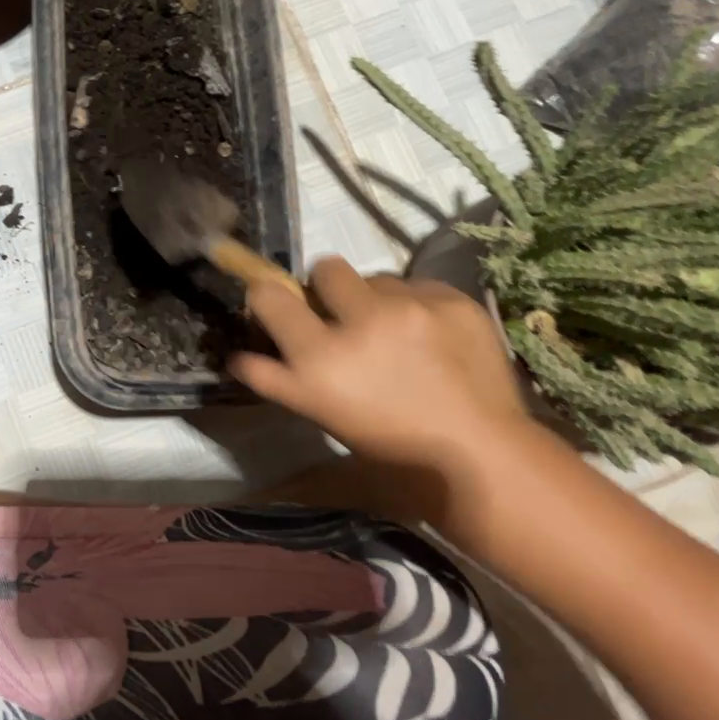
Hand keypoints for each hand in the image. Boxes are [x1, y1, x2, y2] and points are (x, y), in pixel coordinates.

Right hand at [231, 257, 535, 482]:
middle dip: (328, 288)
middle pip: (325, 268)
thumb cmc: (387, 441)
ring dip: (377, 300)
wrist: (481, 450)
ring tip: (397, 334)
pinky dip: (418, 306)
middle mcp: (360, 323)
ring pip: (376, 278)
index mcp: (319, 357)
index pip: (269, 296)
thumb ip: (273, 379)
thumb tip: (237, 354)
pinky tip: (432, 338)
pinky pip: (419, 285)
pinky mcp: (453, 301)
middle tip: (344, 316)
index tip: (280, 305)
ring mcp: (411, 308)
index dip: (269, 296)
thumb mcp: (318, 413)